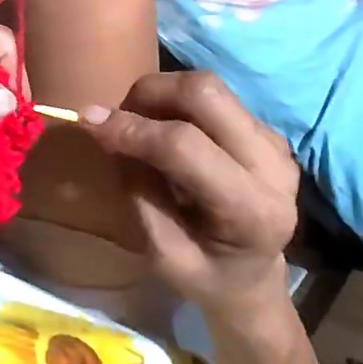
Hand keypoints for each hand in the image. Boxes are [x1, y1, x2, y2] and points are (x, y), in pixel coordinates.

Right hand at [81, 73, 300, 318]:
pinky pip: (215, 97)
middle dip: (149, 92)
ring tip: (139, 122)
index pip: (185, 146)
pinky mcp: (266, 131)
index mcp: (251, 211)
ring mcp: (274, 143)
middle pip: (206, 93)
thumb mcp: (161, 253)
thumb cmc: (204, 275)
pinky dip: (177, 102)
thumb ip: (139, 191)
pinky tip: (164, 129)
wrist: (252, 277)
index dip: (131, 128)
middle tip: (118, 116)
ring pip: (210, 86)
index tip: (88, 122)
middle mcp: (272, 167)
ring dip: (162, 93)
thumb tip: (106, 130)